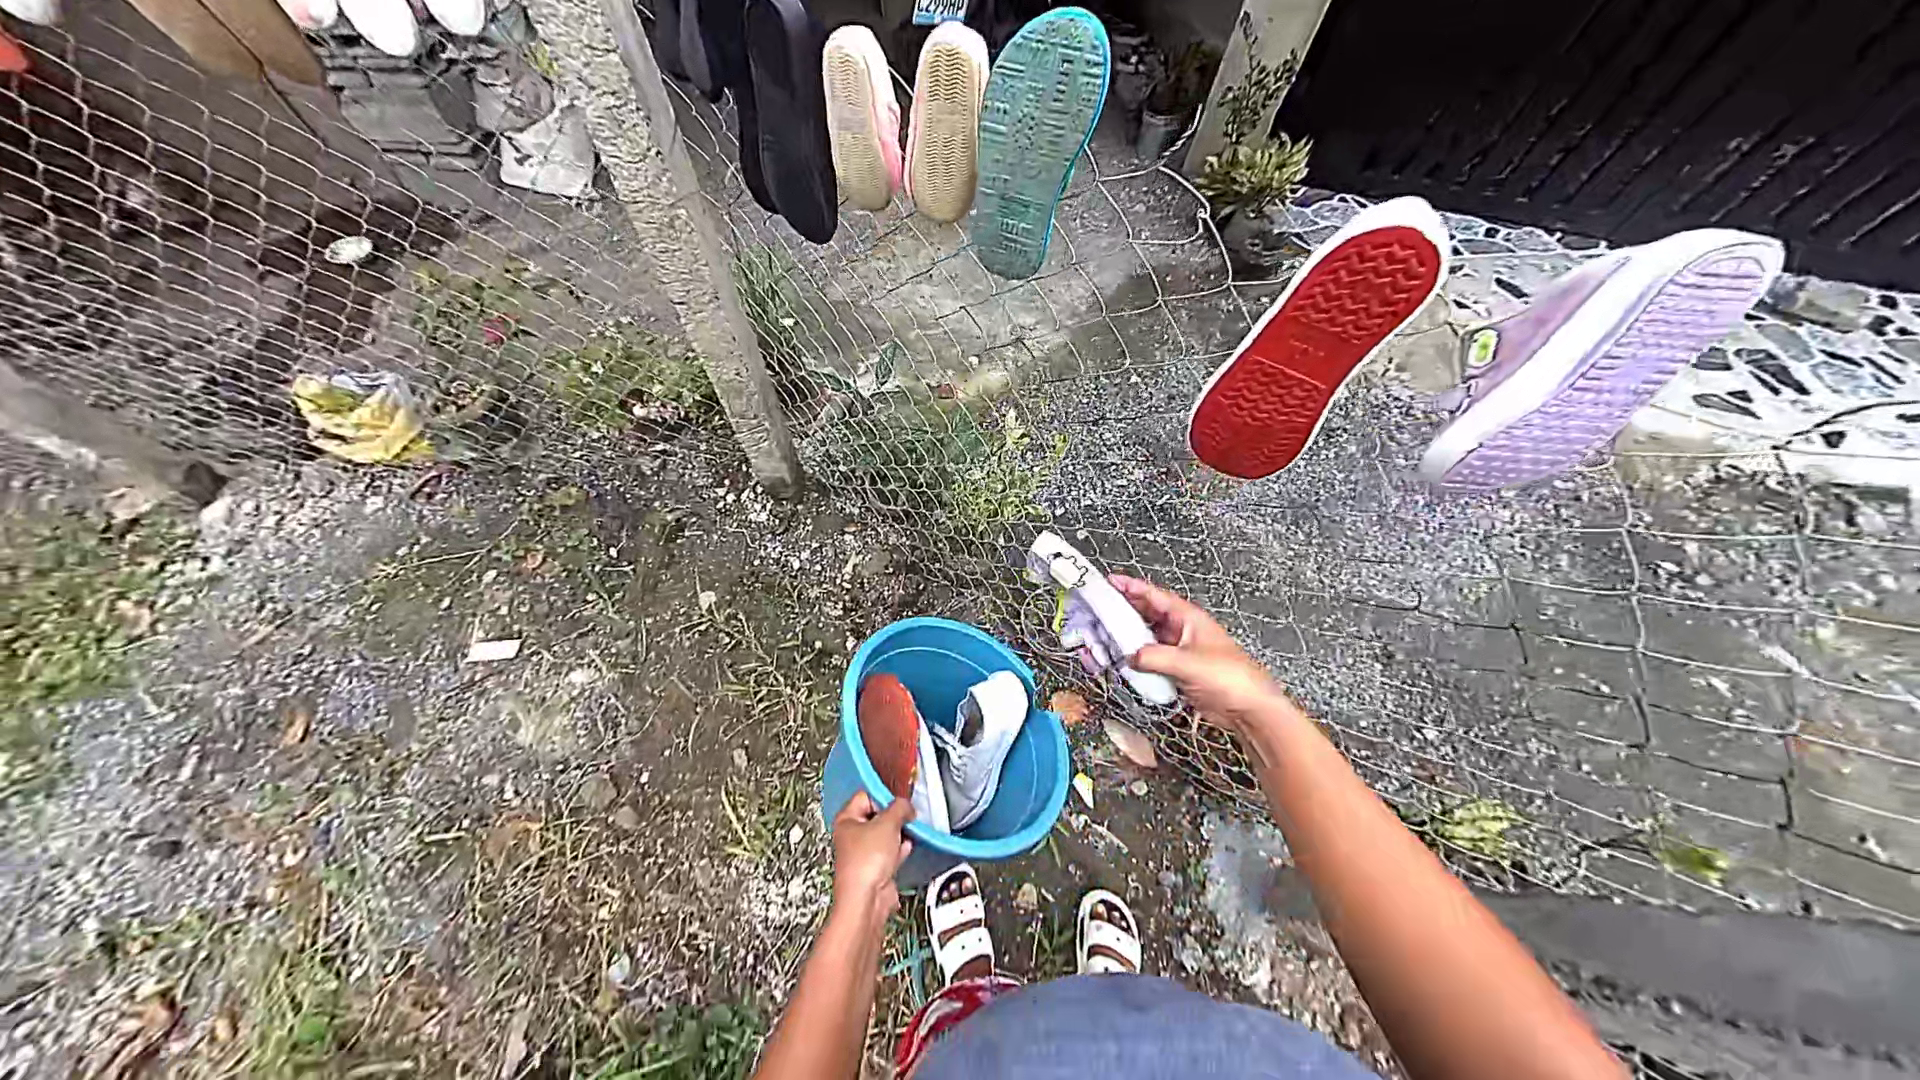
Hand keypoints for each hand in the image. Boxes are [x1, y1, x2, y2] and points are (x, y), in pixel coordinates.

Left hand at [830, 791, 912, 921]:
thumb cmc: (867, 861)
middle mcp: (852, 835)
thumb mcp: (888, 823)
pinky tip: (905, 850)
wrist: (867, 899)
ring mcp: (863, 852)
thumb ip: (900, 807)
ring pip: (886, 834)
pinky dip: (898, 850)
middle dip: (894, 818)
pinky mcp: (874, 868)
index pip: (867, 796)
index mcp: (847, 819)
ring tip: (906, 835)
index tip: (899, 802)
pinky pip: (890, 852)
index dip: (884, 797)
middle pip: (878, 815)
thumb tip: (906, 806)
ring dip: (898, 835)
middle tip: (905, 818)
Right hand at [1110, 573, 1299, 735]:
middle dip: (1124, 610)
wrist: (1249, 708)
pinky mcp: (1178, 669)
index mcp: (1188, 618)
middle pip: (1147, 614)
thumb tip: (1129, 657)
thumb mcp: (1186, 662)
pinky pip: (1151, 658)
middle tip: (1100, 609)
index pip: (1154, 596)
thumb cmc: (1229, 677)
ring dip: (1128, 636)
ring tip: (1105, 635)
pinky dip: (1136, 658)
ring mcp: (1180, 650)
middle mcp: (1182, 630)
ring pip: (1147, 636)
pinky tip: (1123, 661)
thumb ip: (1152, 657)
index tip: (1110, 580)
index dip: (1131, 587)